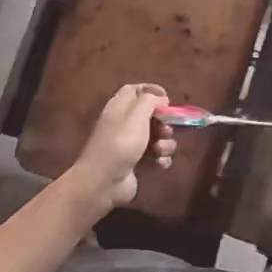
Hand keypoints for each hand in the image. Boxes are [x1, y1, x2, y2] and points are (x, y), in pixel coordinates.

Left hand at [65, 83, 176, 212]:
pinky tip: (159, 164)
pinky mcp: (136, 164)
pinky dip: (161, 159)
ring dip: (165, 143)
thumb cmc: (120, 143)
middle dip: (164, 122)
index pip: (134, 90)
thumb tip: (161, 98)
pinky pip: (155, 157)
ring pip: (156, 137)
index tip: (168, 99)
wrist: (103, 181)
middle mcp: (123, 124)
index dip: (152, 91)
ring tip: (160, 150)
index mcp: (119, 107)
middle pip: (150, 115)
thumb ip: (150, 101)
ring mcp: (130, 145)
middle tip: (165, 130)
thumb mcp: (135, 115)